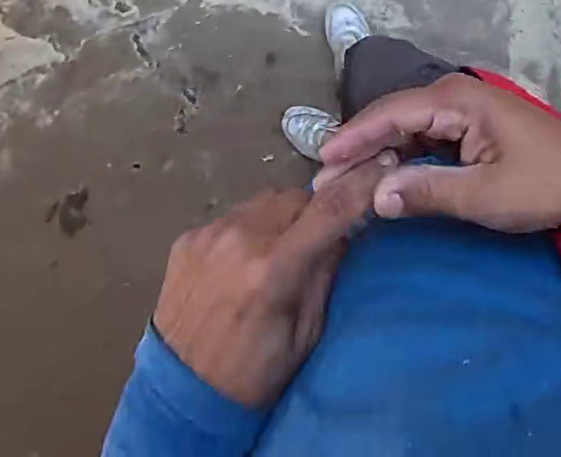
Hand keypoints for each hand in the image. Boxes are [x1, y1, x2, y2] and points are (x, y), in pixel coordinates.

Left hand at [153, 155, 391, 406]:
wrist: (177, 397)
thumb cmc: (252, 373)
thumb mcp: (306, 334)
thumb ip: (326, 273)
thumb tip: (346, 228)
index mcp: (273, 269)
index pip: (330, 208)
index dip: (361, 182)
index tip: (383, 165)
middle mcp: (241, 238)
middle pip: (296, 196)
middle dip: (312, 211)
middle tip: (311, 242)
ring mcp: (209, 234)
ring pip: (265, 200)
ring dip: (280, 216)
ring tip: (274, 251)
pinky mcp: (188, 236)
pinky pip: (234, 215)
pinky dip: (247, 229)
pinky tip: (241, 260)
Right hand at [316, 73, 560, 232]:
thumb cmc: (543, 182)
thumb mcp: (486, 195)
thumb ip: (429, 192)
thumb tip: (376, 196)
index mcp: (456, 100)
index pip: (392, 113)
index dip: (354, 136)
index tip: (321, 159)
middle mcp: (451, 94)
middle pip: (392, 117)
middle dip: (358, 147)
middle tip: (322, 180)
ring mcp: (457, 107)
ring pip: (402, 126)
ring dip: (374, 152)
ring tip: (340, 180)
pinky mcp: (462, 124)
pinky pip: (419, 135)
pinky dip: (397, 154)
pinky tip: (379, 173)